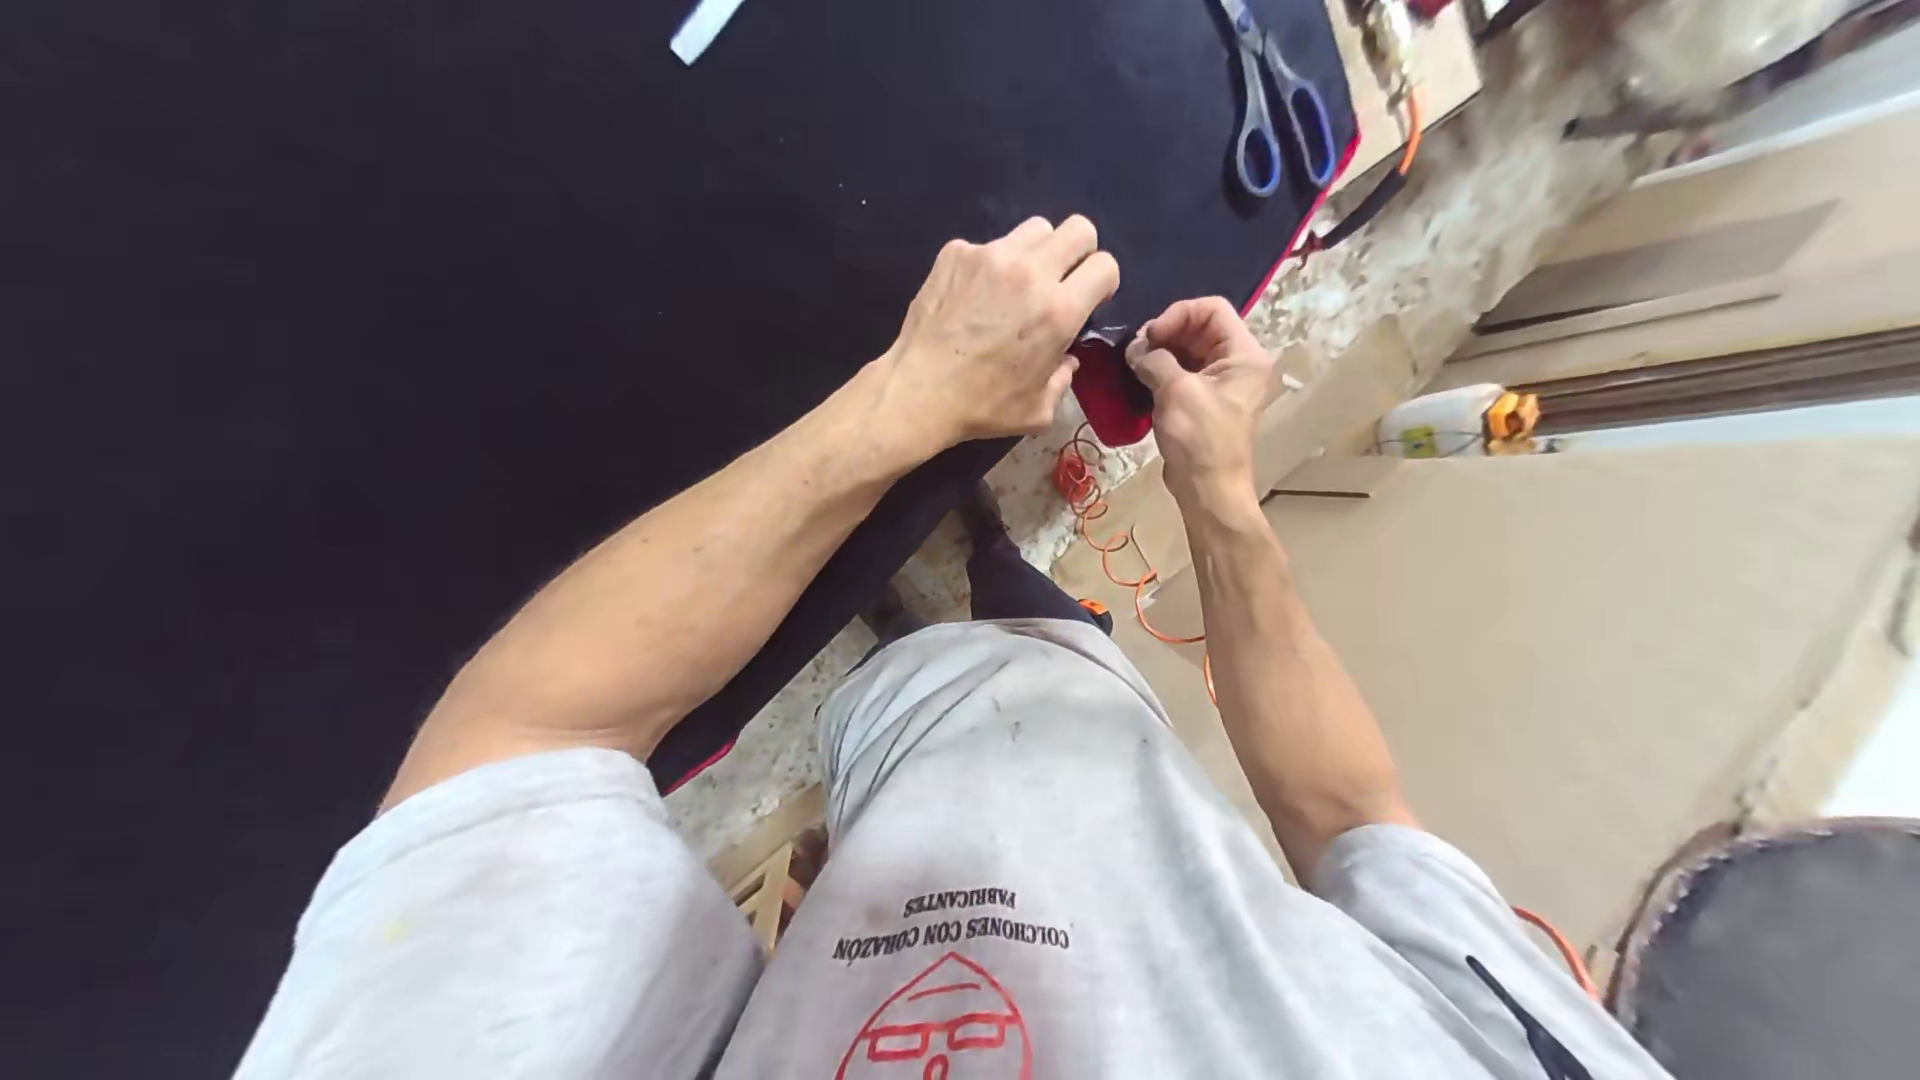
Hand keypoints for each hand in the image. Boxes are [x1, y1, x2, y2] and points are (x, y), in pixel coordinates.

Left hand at [880, 216, 1119, 450]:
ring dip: (1036, 253)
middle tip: (1060, 280)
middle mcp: (1030, 273)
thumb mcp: (1038, 410)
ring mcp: (991, 256)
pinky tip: (972, 296)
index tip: (1089, 299)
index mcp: (1059, 310)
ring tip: (1016, 285)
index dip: (1102, 282)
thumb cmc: (982, 407)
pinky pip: (987, 245)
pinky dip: (988, 266)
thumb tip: (1065, 358)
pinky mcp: (956, 253)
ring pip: (1034, 229)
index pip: (1105, 265)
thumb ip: (1063, 379)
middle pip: (1078, 228)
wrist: (919, 393)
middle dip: (1079, 253)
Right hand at [1125, 297, 1274, 507]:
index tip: (1150, 335)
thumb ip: (1155, 360)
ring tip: (1134, 363)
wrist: (1208, 489)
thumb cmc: (1200, 439)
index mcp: (1245, 354)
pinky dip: (1162, 371)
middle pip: (1200, 328)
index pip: (1212, 309)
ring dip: (1161, 352)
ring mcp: (1221, 384)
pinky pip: (1184, 373)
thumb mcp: (1177, 392)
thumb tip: (1135, 348)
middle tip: (1136, 349)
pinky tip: (1141, 378)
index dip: (1178, 314)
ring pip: (1189, 351)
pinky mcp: (1205, 402)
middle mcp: (1238, 363)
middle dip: (1166, 333)